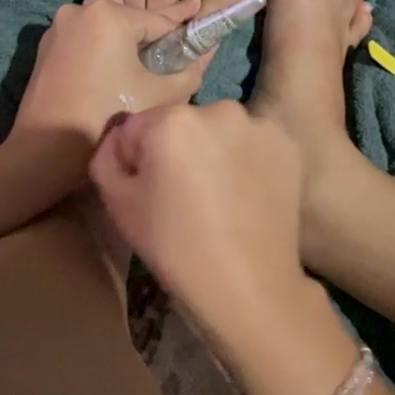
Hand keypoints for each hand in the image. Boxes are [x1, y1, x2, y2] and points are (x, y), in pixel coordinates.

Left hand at [12, 0, 210, 146]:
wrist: (46, 150)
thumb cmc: (106, 118)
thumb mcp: (161, 95)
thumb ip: (188, 71)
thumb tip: (196, 59)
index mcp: (109, 14)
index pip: (161, 20)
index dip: (182, 38)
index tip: (194, 50)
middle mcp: (80, 10)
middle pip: (130, 23)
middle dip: (150, 43)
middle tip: (166, 70)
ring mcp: (58, 28)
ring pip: (106, 33)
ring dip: (123, 49)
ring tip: (138, 77)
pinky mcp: (45, 48)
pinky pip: (85, 44)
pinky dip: (100, 55)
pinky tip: (110, 79)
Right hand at [88, 102, 310, 329]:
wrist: (247, 284)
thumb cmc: (174, 246)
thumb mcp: (118, 204)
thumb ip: (106, 158)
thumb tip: (120, 142)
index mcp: (172, 120)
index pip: (136, 129)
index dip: (135, 161)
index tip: (148, 194)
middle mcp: (219, 110)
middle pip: (180, 124)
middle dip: (176, 151)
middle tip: (182, 197)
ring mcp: (260, 126)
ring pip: (218, 132)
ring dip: (212, 153)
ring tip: (217, 199)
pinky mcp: (288, 146)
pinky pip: (251, 145)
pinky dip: (246, 162)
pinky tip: (244, 197)